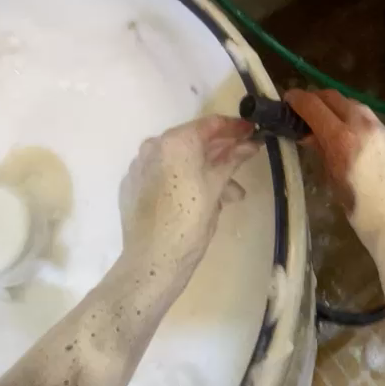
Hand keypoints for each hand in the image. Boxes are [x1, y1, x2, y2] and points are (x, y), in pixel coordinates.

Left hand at [117, 115, 256, 270]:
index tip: (252, 131)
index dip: (234, 127)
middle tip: (243, 160)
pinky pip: (163, 175)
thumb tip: (250, 144)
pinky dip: (182, 180)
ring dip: (205, 171)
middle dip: (221, 153)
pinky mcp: (132, 186)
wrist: (151, 261)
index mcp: (176, 141)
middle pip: (194, 141)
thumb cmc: (190, 221)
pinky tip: (200, 200)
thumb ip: (233, 160)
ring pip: (180, 161)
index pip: (210, 124)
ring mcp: (139, 166)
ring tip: (230, 195)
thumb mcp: (216, 188)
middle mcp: (154, 146)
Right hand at [284, 90, 384, 256]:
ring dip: (341, 110)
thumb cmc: (364, 215)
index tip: (289, 100)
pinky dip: (362, 127)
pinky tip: (362, 145)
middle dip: (318, 99)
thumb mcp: (334, 183)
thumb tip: (311, 135)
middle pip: (336, 98)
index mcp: (343, 139)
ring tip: (333, 125)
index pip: (314, 106)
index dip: (298, 99)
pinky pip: (377, 125)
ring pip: (358, 108)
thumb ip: (323, 153)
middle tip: (308, 110)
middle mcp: (365, 126)